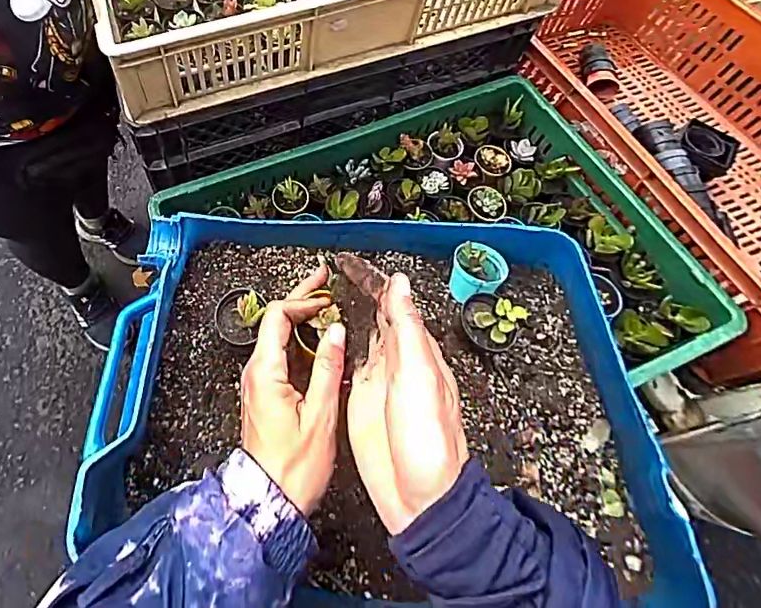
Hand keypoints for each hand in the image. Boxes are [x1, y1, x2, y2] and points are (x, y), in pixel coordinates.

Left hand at [240, 262, 345, 515]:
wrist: (269, 503)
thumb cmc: (292, 469)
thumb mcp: (319, 415)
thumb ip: (328, 368)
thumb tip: (335, 331)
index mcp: (265, 371)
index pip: (277, 316)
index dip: (302, 299)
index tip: (325, 292)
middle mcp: (256, 373)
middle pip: (275, 320)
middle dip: (301, 298)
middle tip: (323, 280)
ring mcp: (259, 382)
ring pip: (278, 335)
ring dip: (301, 316)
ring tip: (325, 304)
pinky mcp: (265, 392)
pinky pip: (281, 353)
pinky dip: (300, 337)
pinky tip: (318, 339)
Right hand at [348, 273, 469, 534]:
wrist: (420, 497)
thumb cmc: (430, 438)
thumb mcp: (418, 373)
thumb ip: (406, 326)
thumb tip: (399, 284)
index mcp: (415, 346)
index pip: (392, 300)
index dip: (371, 279)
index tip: (350, 263)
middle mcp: (396, 358)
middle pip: (376, 313)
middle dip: (359, 290)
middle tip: (336, 272)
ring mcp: (378, 378)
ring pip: (363, 334)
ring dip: (350, 314)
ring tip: (330, 295)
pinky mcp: (361, 398)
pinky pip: (349, 363)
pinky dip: (339, 345)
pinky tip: (330, 338)